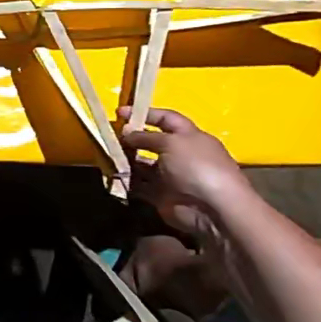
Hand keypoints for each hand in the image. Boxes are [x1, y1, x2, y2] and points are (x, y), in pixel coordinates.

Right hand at [118, 107, 259, 235]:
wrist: (212, 209)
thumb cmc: (196, 166)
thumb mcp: (171, 142)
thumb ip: (146, 136)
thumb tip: (126, 132)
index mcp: (189, 136)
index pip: (166, 118)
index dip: (145, 113)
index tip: (120, 113)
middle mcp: (180, 154)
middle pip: (151, 142)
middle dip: (132, 139)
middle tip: (110, 137)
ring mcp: (170, 176)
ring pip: (143, 165)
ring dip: (126, 160)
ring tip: (108, 157)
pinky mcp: (161, 196)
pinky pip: (140, 186)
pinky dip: (127, 182)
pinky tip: (113, 176)